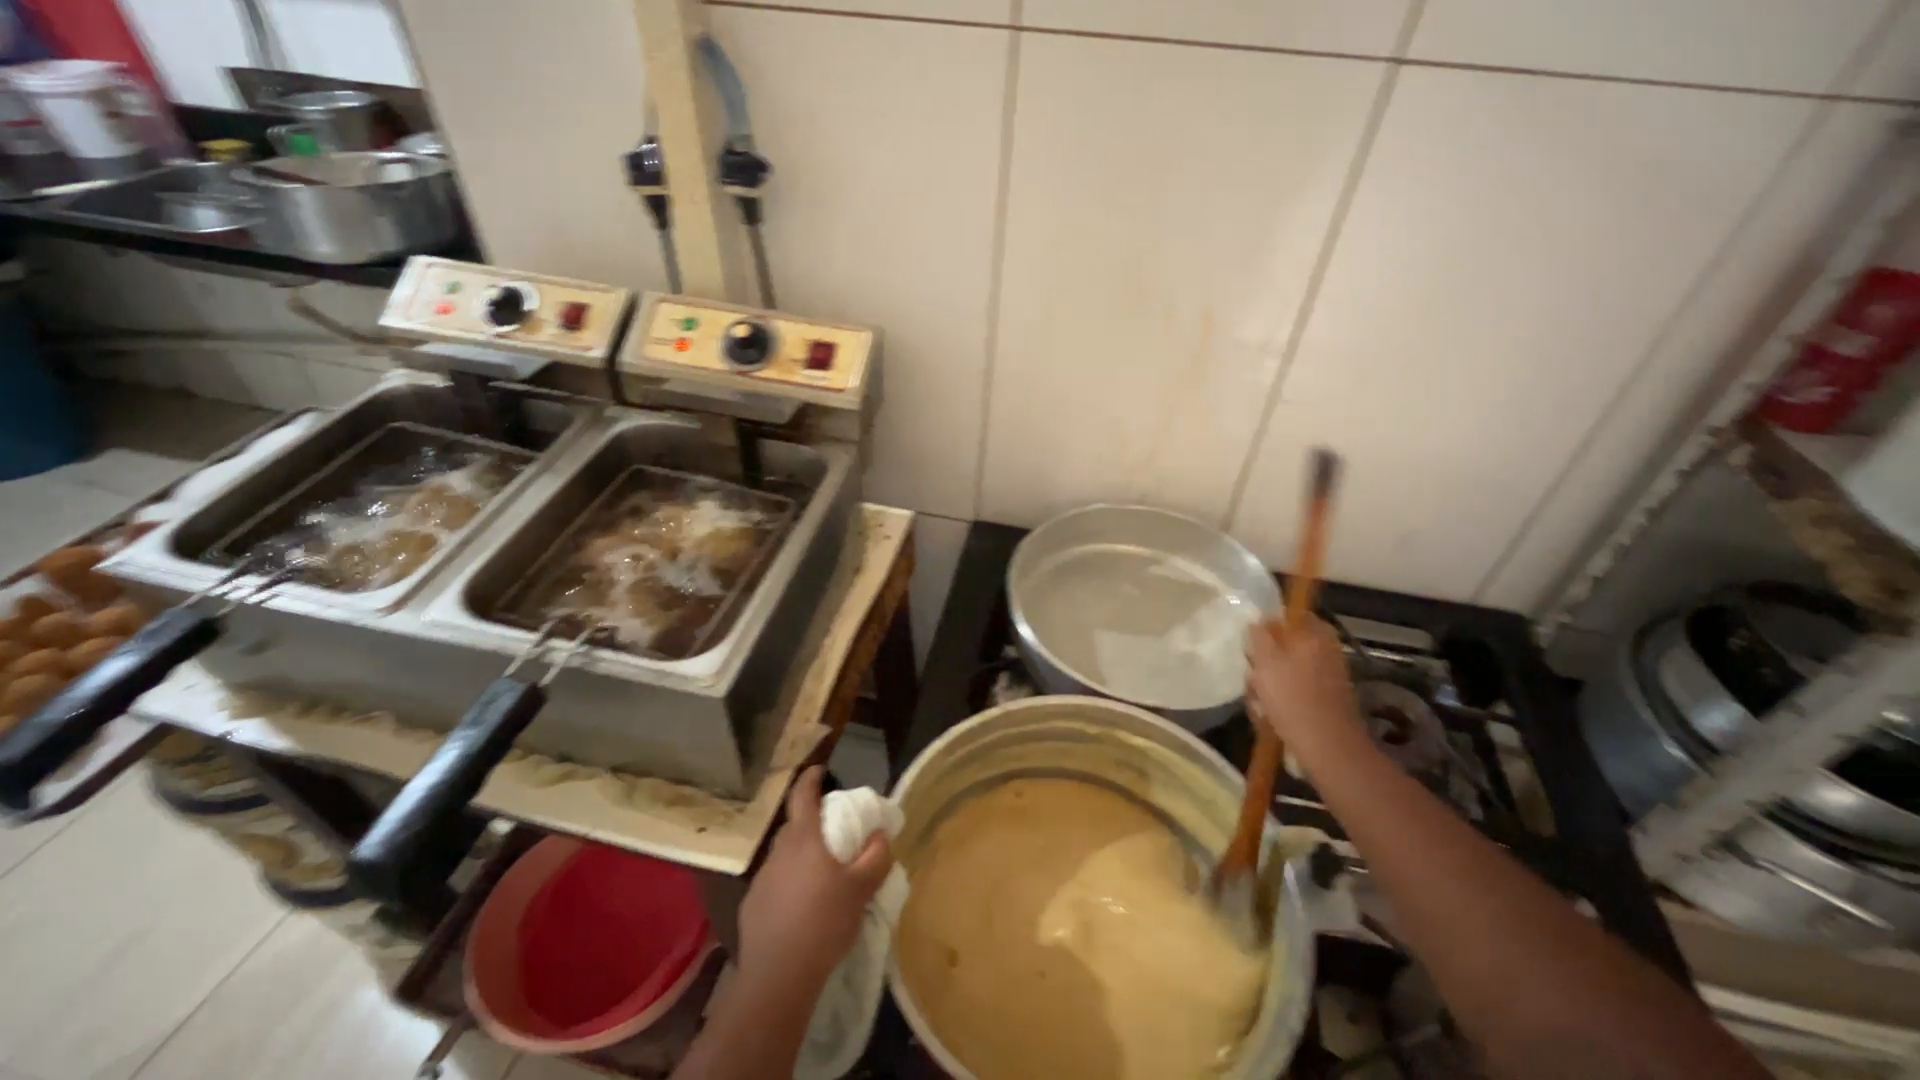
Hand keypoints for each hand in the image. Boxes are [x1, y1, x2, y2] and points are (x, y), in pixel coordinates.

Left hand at [738, 765, 892, 989]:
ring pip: (784, 857)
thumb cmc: (824, 921)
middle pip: (794, 827)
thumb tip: (879, 833)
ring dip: (802, 857)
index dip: (810, 779)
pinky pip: (776, 883)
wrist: (779, 973)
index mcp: (804, 840)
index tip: (819, 770)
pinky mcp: (753, 906)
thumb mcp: (861, 889)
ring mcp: (762, 879)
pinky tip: (804, 907)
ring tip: (823, 875)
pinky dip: (791, 884)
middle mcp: (778, 853)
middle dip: (811, 823)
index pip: (803, 796)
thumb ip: (875, 857)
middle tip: (834, 833)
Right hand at [1245, 615, 1368, 760]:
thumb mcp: (1266, 661)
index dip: (1266, 628)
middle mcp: (1325, 649)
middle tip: (1253, 679)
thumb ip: (1259, 635)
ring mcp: (1326, 676)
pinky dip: (1280, 702)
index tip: (1251, 645)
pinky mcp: (1324, 700)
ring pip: (1285, 672)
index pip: (1288, 615)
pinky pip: (1293, 692)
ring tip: (1259, 705)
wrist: (1326, 746)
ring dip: (1267, 686)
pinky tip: (1269, 717)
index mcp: (1316, 633)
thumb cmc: (1293, 698)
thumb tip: (1257, 618)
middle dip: (1263, 663)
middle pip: (1283, 646)